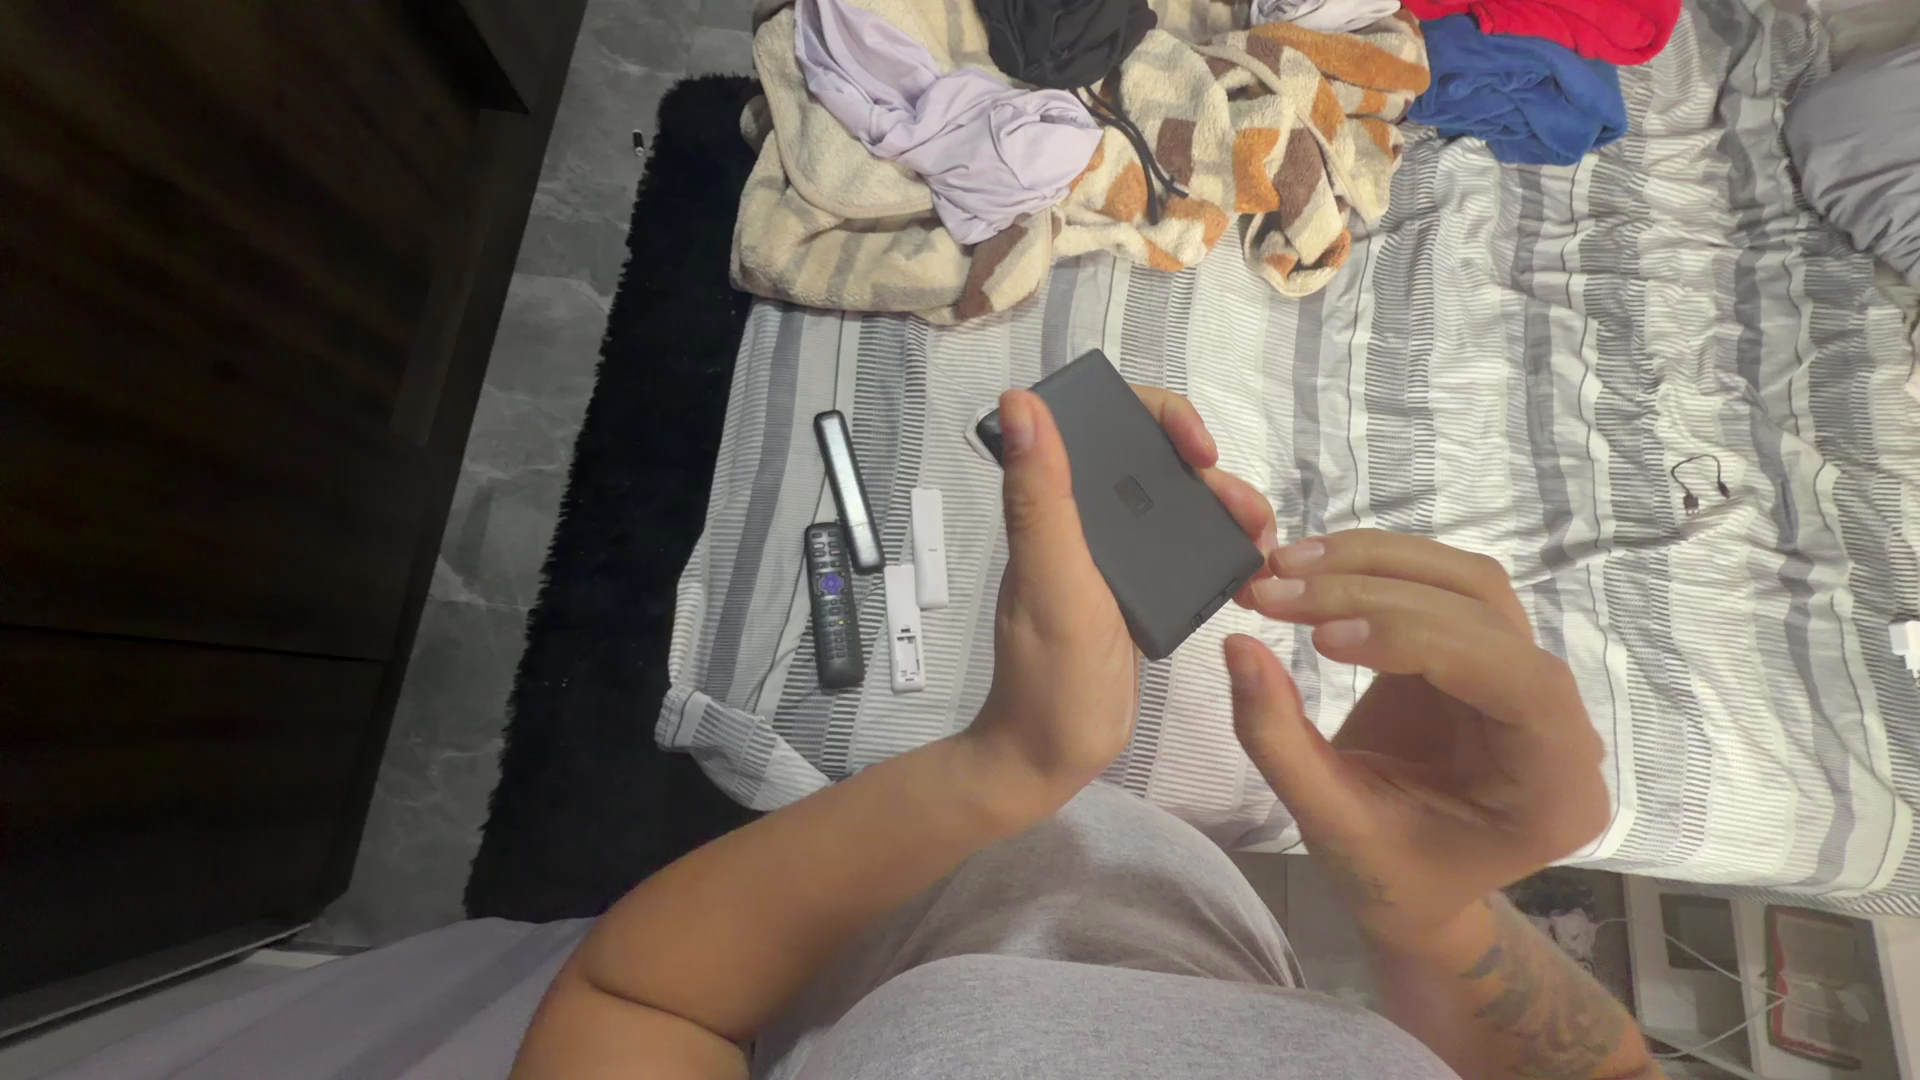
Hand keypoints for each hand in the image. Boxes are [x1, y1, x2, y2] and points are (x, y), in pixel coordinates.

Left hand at [963, 385, 1277, 812]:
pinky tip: (1249, 562)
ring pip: (1175, 501)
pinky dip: (1219, 542)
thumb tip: (1018, 401)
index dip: (1158, 417)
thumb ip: (1039, 494)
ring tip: (1260, 541)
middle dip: (1207, 469)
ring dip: (1223, 505)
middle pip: (1152, 457)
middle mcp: (1081, 518)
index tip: (1198, 451)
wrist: (1056, 752)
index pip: (1106, 423)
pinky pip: (1182, 545)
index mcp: (1055, 505)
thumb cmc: (1050, 671)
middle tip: (1245, 513)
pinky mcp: (1136, 588)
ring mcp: (1111, 554)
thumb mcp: (1050, 578)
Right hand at [1223, 530, 1608, 949]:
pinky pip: (1434, 586)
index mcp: (1551, 783)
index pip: (1513, 679)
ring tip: (1284, 566)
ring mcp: (1518, 676)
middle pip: (1482, 609)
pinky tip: (1311, 572)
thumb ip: (1277, 737)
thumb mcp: (1324, 819)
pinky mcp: (1473, 651)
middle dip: (1370, 589)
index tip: (1321, 641)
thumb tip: (1238, 644)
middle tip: (1272, 589)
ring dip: (1370, 560)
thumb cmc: (1385, 871)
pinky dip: (1369, 568)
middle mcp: (1556, 718)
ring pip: (1463, 579)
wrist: (1412, 881)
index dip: (1420, 640)